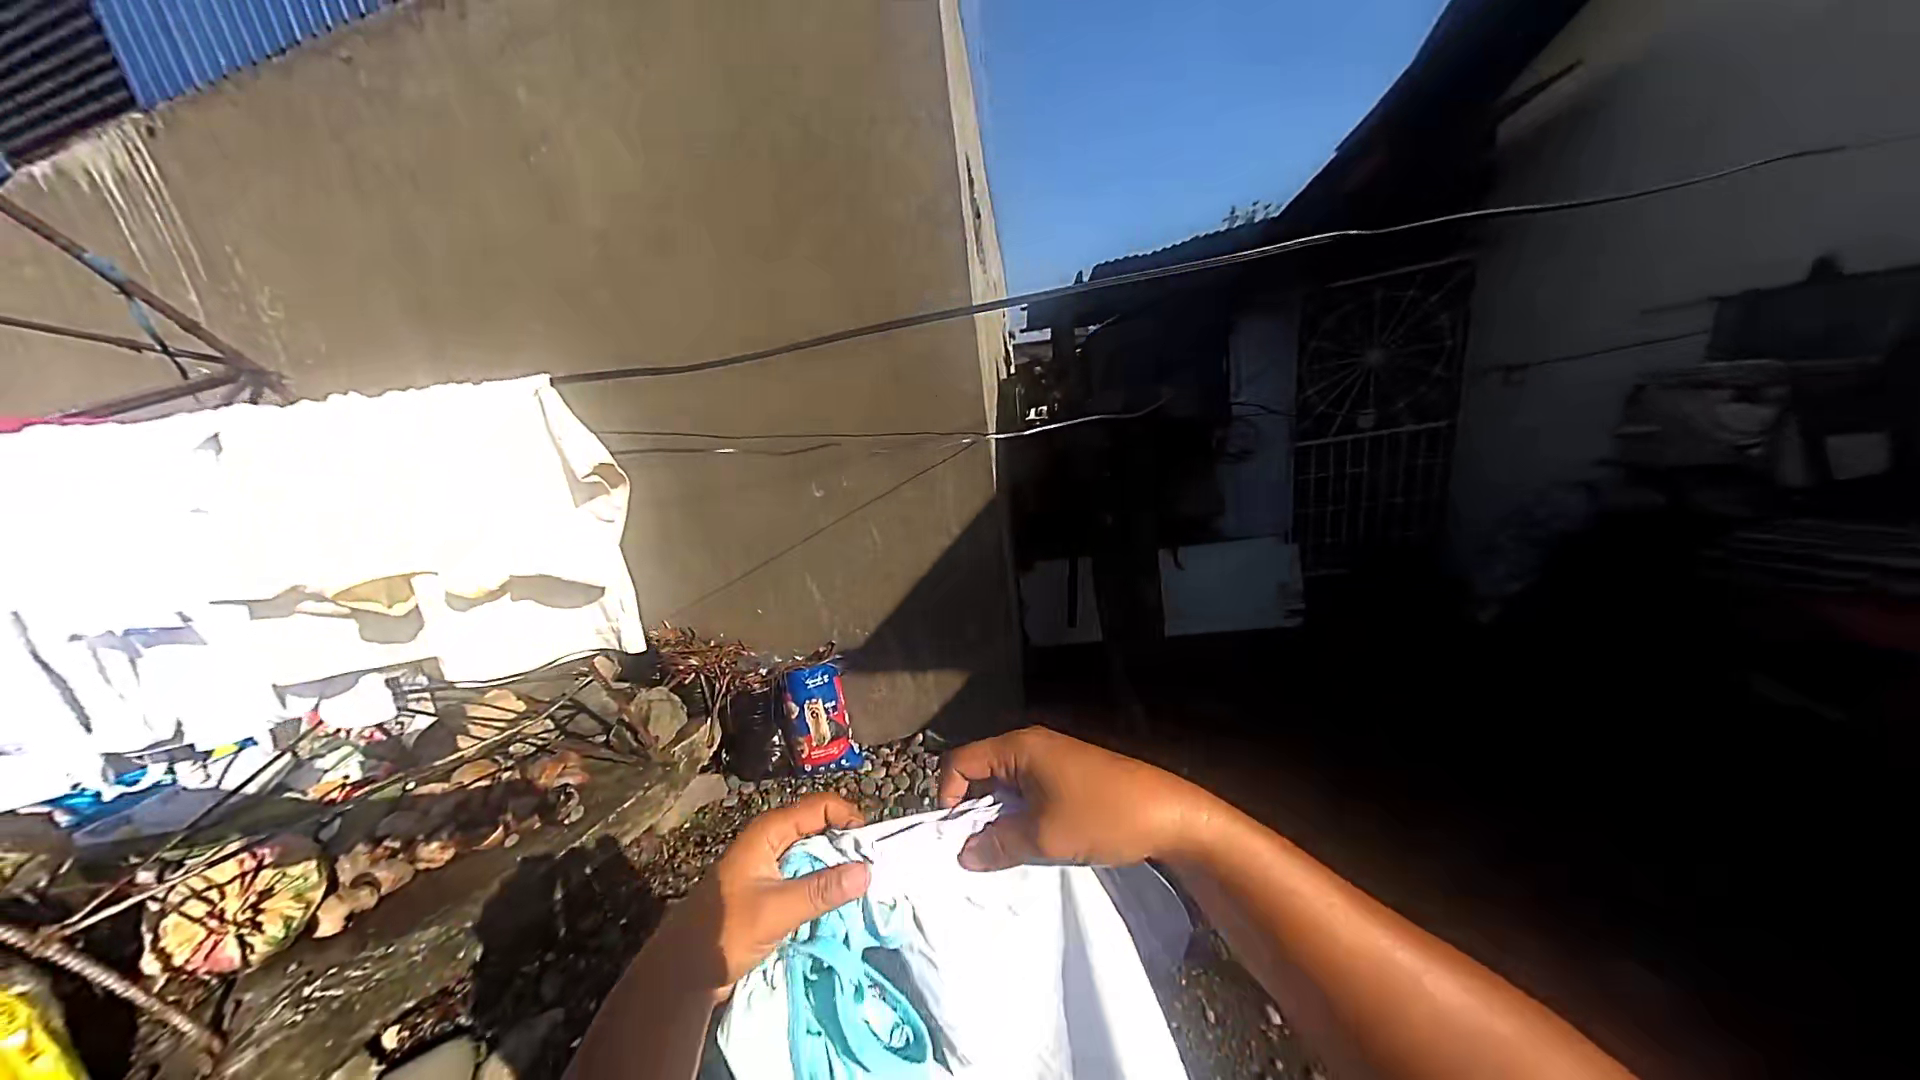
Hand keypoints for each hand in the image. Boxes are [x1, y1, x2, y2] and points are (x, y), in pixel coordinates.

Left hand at [644, 793, 871, 1000]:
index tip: (870, 845)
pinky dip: (823, 882)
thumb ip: (821, 890)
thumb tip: (867, 871)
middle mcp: (772, 840)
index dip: (848, 817)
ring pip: (814, 852)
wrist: (681, 973)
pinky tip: (837, 899)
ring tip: (859, 884)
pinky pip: (806, 874)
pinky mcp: (770, 888)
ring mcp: (770, 864)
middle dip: (845, 843)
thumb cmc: (724, 931)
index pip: (820, 806)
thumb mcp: (777, 910)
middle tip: (870, 867)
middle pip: (819, 827)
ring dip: (835, 865)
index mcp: (770, 831)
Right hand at [936, 726, 1218, 871]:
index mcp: (1018, 747)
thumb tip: (964, 853)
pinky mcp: (1067, 774)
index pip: (960, 761)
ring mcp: (1051, 758)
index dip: (948, 795)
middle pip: (980, 771)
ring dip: (999, 815)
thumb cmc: (1103, 816)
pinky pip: (1027, 789)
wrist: (1169, 813)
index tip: (956, 835)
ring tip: (1005, 848)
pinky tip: (1032, 839)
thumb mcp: (1044, 837)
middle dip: (973, 809)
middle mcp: (1030, 744)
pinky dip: (1020, 813)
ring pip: (1005, 784)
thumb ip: (997, 844)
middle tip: (977, 848)